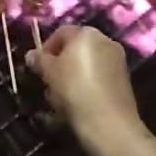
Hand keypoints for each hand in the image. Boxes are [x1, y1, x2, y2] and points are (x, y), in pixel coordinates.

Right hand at [26, 26, 142, 142]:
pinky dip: (87, 83)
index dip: (46, 48)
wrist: (109, 123)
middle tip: (49, 83)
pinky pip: (99, 75)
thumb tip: (31, 54)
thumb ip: (39, 60)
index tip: (38, 67)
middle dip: (60, 63)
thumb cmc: (74, 90)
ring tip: (61, 97)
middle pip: (76, 47)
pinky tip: (79, 103)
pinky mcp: (123, 78)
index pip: (61, 32)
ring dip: (73, 75)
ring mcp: (117, 58)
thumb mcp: (50, 74)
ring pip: (88, 62)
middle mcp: (105, 39)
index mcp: (86, 33)